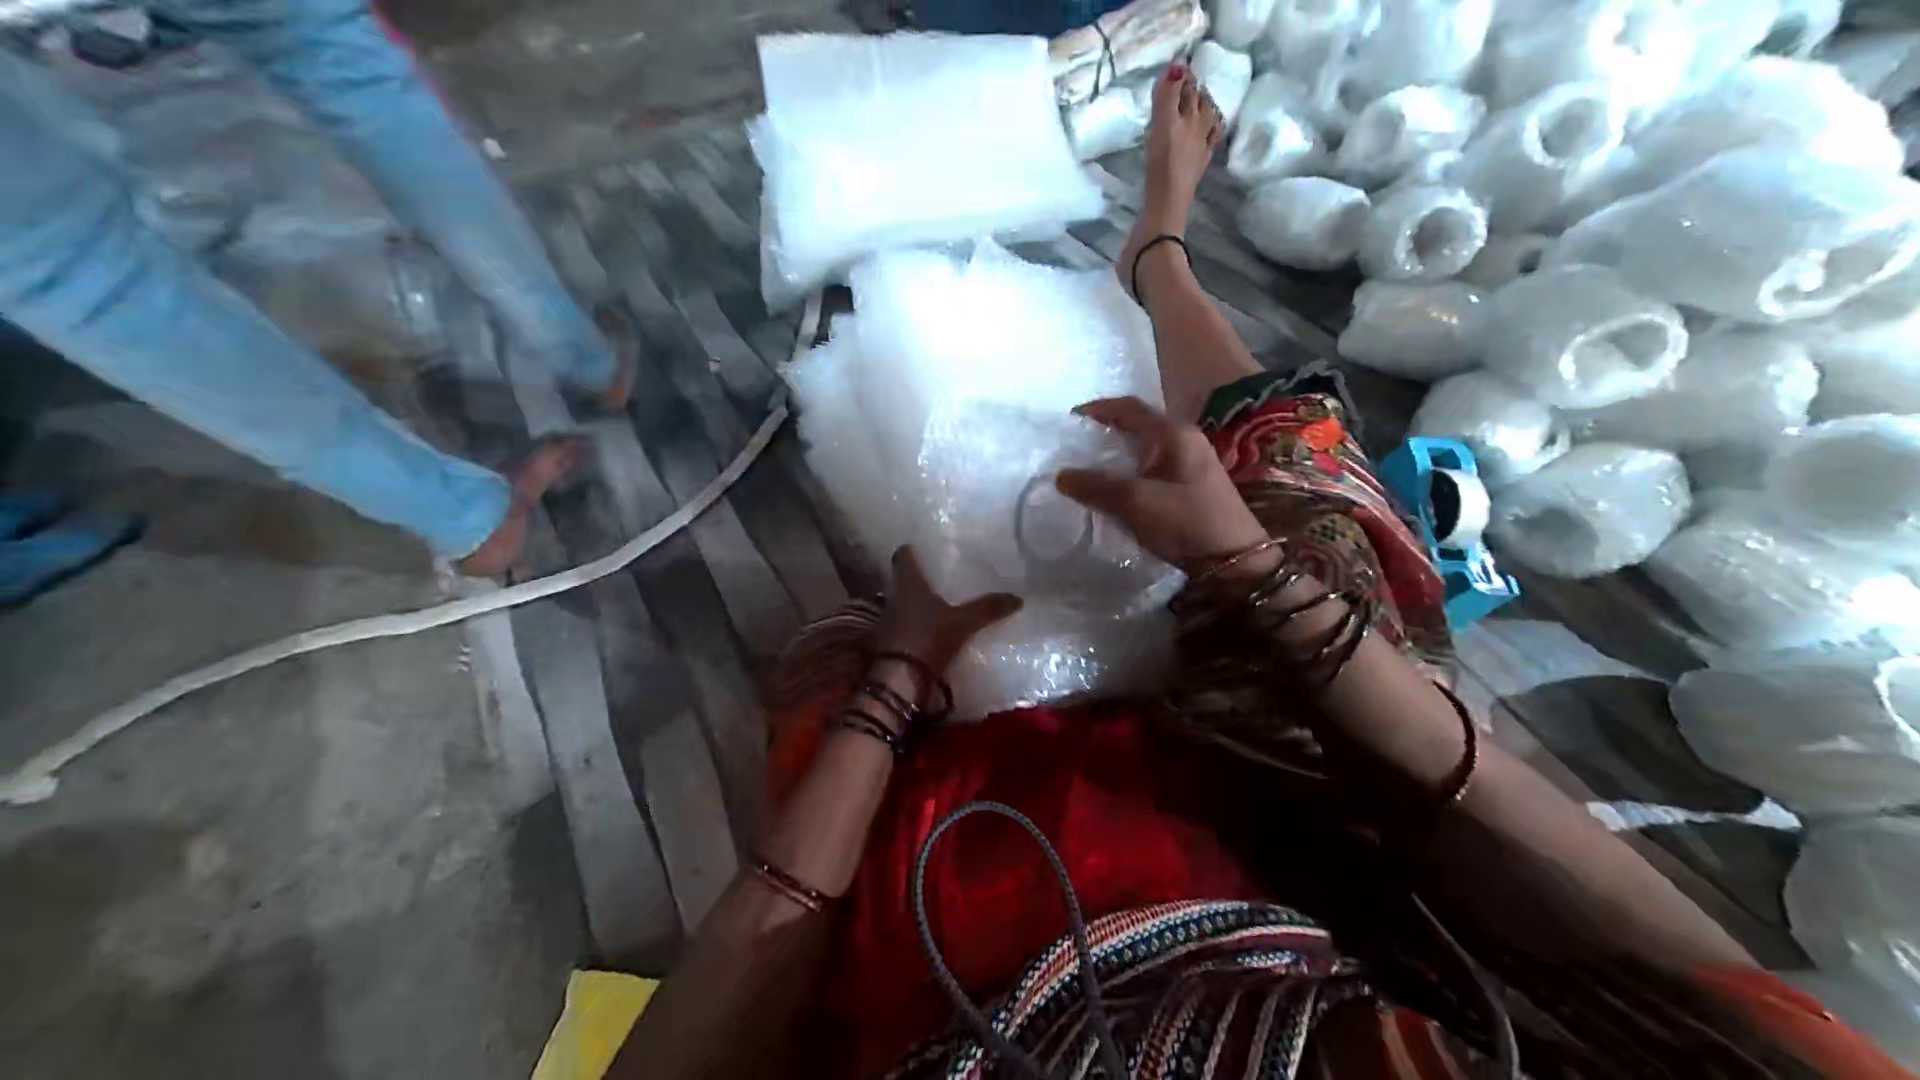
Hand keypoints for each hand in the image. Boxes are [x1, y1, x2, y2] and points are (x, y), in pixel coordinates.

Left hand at [874, 546, 1022, 673]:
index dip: (911, 551)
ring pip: (904, 604)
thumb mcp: (963, 622)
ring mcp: (890, 622)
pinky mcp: (892, 643)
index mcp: (908, 584)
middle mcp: (894, 598)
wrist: (900, 681)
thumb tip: (1018, 598)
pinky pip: (906, 626)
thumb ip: (988, 608)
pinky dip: (918, 624)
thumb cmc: (928, 638)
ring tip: (941, 602)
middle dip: (919, 578)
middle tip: (941, 576)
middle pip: (903, 581)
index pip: (903, 557)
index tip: (923, 548)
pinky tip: (934, 630)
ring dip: (918, 603)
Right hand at [1056, 397, 1270, 572]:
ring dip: (1115, 457)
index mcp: (1174, 434)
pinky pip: (1151, 470)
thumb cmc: (1187, 521)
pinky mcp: (1190, 486)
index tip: (1070, 420)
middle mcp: (1184, 441)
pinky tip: (1113, 491)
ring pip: (1143, 451)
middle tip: (1074, 447)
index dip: (1098, 409)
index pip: (1130, 407)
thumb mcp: (1136, 502)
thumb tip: (1061, 476)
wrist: (1235, 561)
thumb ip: (1096, 486)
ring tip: (1087, 470)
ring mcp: (1190, 464)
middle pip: (1137, 427)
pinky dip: (1128, 474)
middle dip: (1104, 434)